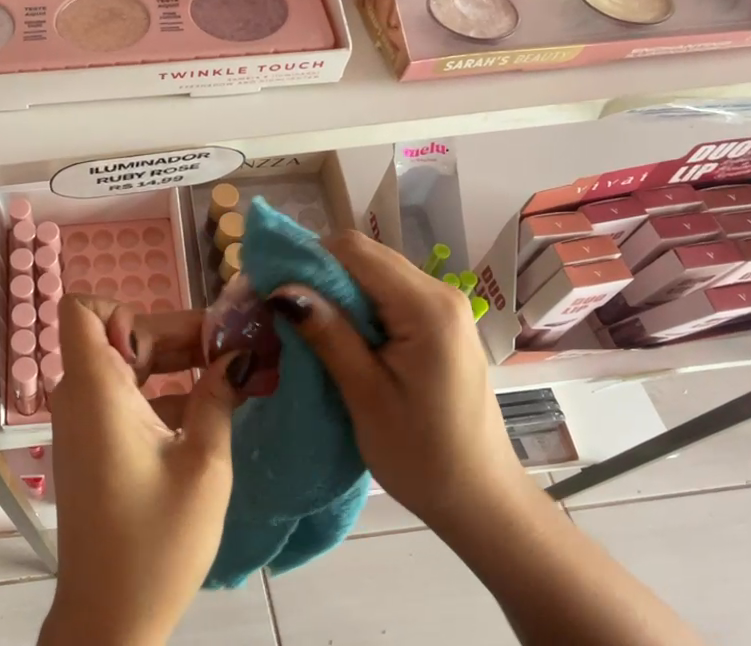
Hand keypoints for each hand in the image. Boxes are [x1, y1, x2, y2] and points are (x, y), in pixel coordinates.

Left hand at [42, 296, 249, 645]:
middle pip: (120, 335)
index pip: (82, 310)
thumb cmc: (156, 541)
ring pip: (128, 366)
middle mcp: (81, 395)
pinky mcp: (96, 444)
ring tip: (240, 370)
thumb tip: (238, 352)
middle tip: (239, 345)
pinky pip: (127, 398)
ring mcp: (86, 421)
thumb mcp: (203, 464)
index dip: (125, 308)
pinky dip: (166, 394)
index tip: (180, 336)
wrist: (110, 616)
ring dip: (178, 364)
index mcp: (96, 389)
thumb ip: (218, 397)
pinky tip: (216, 407)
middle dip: (178, 334)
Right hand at [267, 232, 532, 532]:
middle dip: (315, 272)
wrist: (481, 501)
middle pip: (363, 255)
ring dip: (333, 289)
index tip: (269, 289)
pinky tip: (334, 333)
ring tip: (300, 322)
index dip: (305, 259)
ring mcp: (443, 306)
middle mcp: (439, 293)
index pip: (352, 250)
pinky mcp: (438, 323)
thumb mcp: (365, 396)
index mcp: (426, 307)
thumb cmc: (423, 456)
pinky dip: (354, 303)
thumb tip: (281, 288)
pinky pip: (386, 293)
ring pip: (372, 272)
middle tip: (277, 307)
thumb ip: (327, 334)